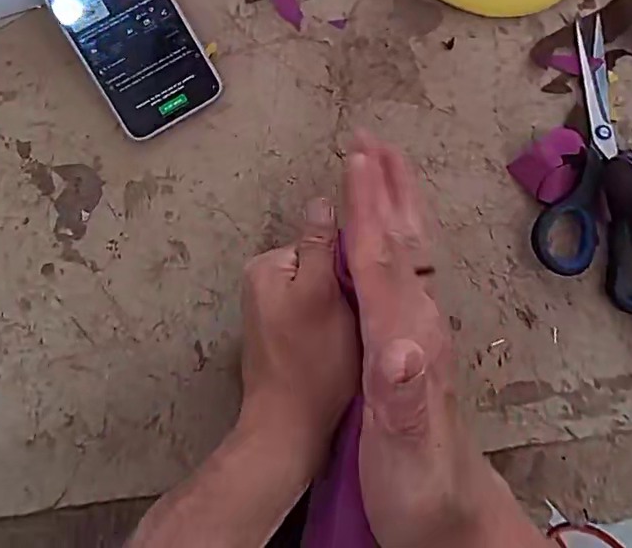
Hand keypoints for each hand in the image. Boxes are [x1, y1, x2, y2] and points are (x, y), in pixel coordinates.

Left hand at [237, 196, 360, 481]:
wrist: (290, 433)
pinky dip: (332, 317)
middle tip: (363, 309)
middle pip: (323, 261)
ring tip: (356, 326)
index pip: (322, 239)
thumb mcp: (322, 295)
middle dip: (346, 279)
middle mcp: (263, 279)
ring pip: (323, 286)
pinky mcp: (281, 330)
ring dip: (343, 300)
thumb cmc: (312, 363)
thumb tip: (321, 199)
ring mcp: (271, 307)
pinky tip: (344, 338)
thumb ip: (320, 245)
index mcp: (267, 265)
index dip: (350, 259)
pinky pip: (315, 307)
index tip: (368, 284)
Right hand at [343, 134, 544, 547]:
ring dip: (396, 199)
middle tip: (373, 141)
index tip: (357, 160)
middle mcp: (419, 318)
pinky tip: (389, 227)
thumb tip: (399, 346)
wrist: (450, 513)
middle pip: (400, 238)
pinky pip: (403, 265)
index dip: (367, 207)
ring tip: (385, 165)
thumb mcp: (404, 454)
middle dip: (386, 185)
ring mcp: (421, 323)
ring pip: (407, 246)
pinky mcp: (414, 334)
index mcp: (407, 335)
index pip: (382, 259)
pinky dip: (395, 231)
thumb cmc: (420, 487)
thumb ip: (402, 399)